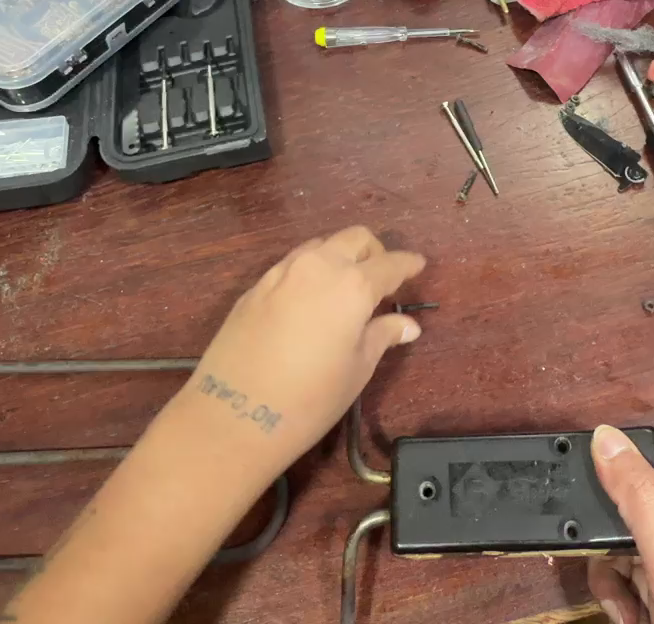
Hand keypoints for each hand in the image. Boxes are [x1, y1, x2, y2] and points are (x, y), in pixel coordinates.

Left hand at [171, 226, 425, 482]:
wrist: (234, 415)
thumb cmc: (309, 399)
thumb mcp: (356, 370)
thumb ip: (382, 336)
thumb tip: (408, 325)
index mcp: (353, 285)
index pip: (390, 264)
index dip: (408, 264)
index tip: (419, 265)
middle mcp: (319, 266)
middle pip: (355, 238)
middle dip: (375, 251)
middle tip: (382, 280)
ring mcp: (283, 271)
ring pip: (321, 246)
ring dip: (340, 256)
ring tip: (345, 288)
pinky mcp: (257, 285)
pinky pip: (294, 263)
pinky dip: (312, 270)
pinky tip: (311, 300)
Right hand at [587, 425, 653, 623]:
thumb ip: (640, 499)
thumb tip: (605, 434)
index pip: (644, 474)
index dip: (612, 493)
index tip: (590, 521)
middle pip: (627, 516)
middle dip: (608, 550)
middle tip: (614, 583)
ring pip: (620, 554)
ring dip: (611, 584)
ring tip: (626, 616)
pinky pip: (627, 588)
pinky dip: (620, 605)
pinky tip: (630, 623)